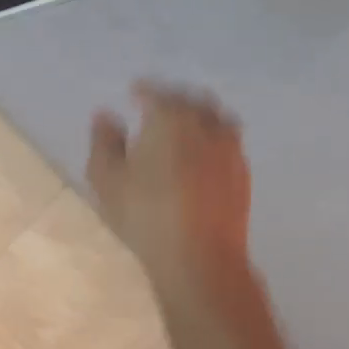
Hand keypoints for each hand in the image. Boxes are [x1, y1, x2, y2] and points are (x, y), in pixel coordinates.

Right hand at [87, 82, 252, 294]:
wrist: (200, 259)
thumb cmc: (144, 214)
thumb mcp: (106, 177)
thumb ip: (104, 141)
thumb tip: (106, 116)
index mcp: (170, 121)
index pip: (158, 93)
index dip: (144, 89)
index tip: (133, 91)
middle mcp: (205, 128)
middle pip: (195, 100)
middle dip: (176, 97)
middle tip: (158, 104)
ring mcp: (230, 152)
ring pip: (219, 119)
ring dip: (201, 115)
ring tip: (184, 125)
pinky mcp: (243, 176)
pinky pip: (230, 143)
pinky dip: (215, 137)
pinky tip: (201, 153)